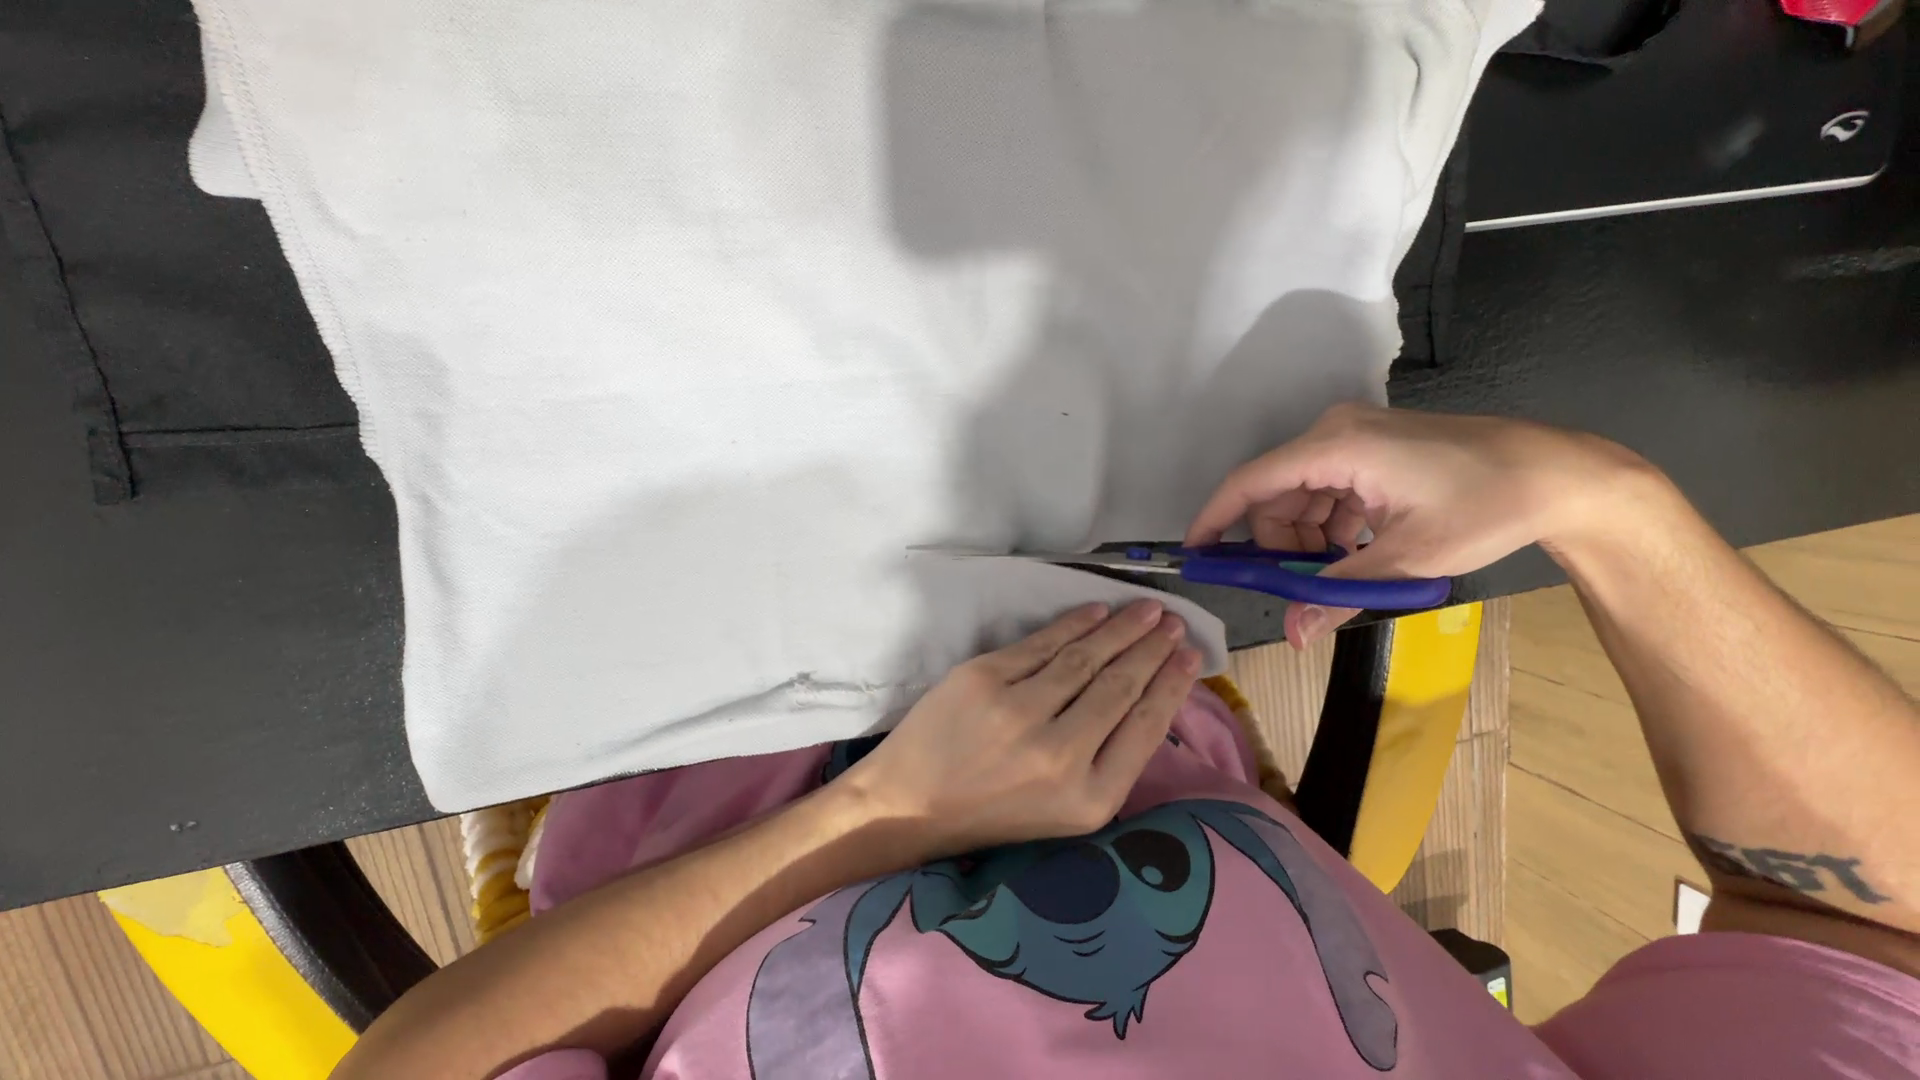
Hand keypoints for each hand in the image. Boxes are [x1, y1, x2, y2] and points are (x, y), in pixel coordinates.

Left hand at [839, 600, 1201, 857]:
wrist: (910, 803)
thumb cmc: (994, 811)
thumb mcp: (1067, 811)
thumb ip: (1110, 761)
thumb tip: (1151, 697)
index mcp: (1089, 798)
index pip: (1147, 725)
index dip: (1173, 684)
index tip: (1191, 655)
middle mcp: (1060, 755)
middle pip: (1121, 685)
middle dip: (1153, 649)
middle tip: (1173, 623)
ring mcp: (1019, 712)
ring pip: (1087, 658)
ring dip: (1123, 629)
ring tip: (1147, 611)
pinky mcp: (984, 679)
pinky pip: (1043, 643)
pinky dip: (1075, 624)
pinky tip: (1098, 612)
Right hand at [1185, 403, 1657, 647]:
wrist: (1560, 475)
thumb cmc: (1485, 508)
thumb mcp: (1407, 560)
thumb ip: (1340, 593)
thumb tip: (1292, 636)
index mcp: (1336, 447)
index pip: (1251, 482)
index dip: (1216, 519)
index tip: (1196, 554)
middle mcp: (1335, 432)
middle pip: (1274, 493)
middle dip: (1277, 544)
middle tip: (1298, 587)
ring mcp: (1354, 438)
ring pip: (1299, 495)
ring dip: (1306, 539)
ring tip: (1340, 573)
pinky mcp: (1371, 449)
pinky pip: (1326, 490)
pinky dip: (1329, 526)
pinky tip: (1358, 550)